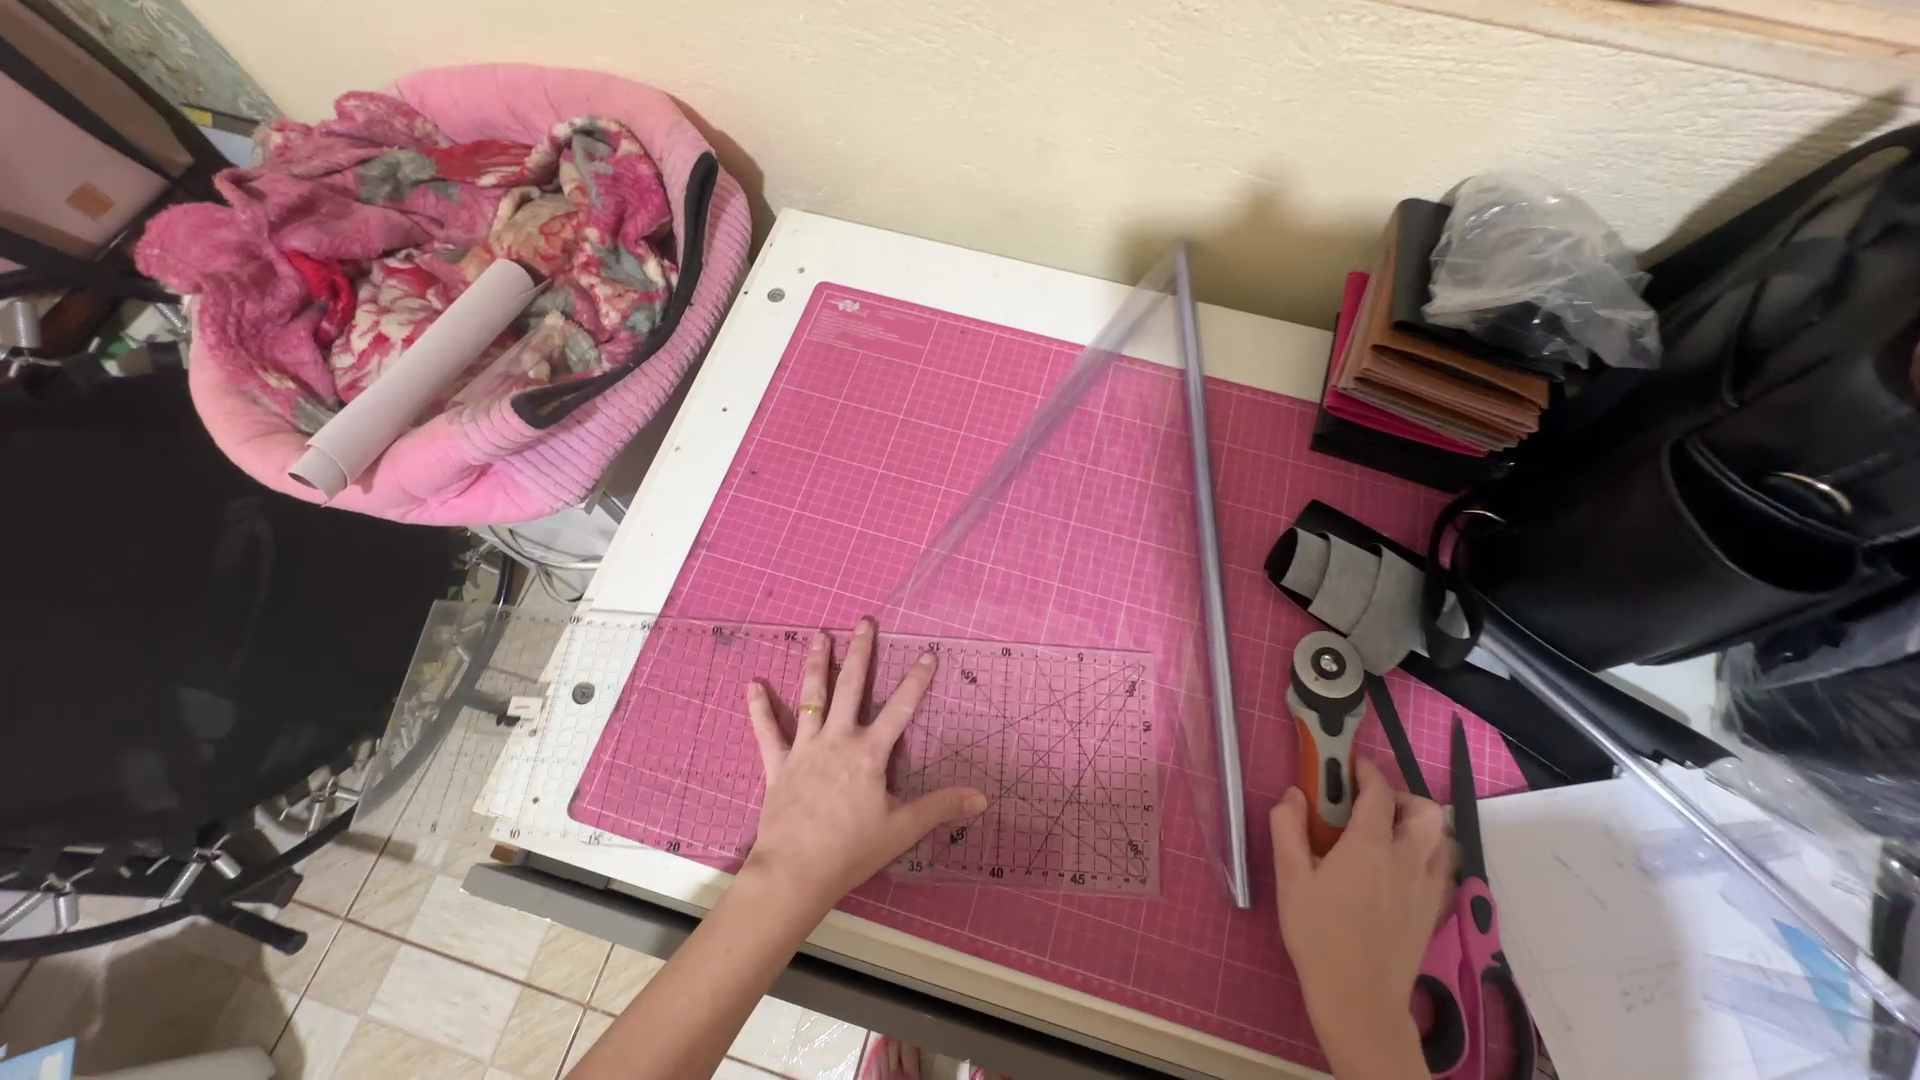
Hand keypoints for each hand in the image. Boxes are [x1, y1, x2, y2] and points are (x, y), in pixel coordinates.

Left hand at [742, 618, 987, 912]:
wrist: (796, 871)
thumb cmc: (852, 850)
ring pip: (811, 698)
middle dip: (860, 653)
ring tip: (819, 635)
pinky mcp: (778, 765)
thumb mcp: (903, 829)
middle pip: (851, 687)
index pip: (900, 708)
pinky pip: (767, 732)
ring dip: (815, 664)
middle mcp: (838, 740)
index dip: (916, 680)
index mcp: (870, 753)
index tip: (927, 654)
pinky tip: (752, 684)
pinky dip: (759, 708)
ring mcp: (805, 749)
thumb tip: (981, 798)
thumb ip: (941, 807)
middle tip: (864, 623)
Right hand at [1271, 758, 1453, 1075]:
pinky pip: (1444, 869)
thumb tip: (1293, 794)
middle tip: (1374, 804)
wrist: (1358, 997)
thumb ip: (1288, 828)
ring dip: (1422, 827)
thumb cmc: (1317, 934)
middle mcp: (1407, 859)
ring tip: (1392, 834)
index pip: (1379, 793)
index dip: (1367, 772)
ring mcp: (1427, 887)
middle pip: (1427, 811)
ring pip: (1444, 840)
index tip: (1352, 766)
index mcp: (1369, 846)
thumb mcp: (1289, 878)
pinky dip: (1429, 856)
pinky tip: (1402, 869)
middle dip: (1403, 797)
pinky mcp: (1435, 911)